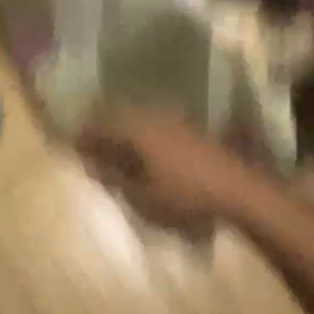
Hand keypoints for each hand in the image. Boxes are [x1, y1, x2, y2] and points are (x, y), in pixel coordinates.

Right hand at [76, 108, 277, 234]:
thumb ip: (113, 178)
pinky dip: (144, 138)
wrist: (241, 192)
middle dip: (103, 132)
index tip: (72, 146)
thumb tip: (90, 165)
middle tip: (91, 149)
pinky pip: (157, 128)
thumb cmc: (185, 195)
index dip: (83, 134)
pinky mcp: (193, 131)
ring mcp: (176, 122)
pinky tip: (146, 156)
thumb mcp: (141, 195)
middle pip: (119, 118)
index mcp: (136, 129)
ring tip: (116, 154)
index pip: (99, 124)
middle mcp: (153, 117)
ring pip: (139, 121)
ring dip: (124, 134)